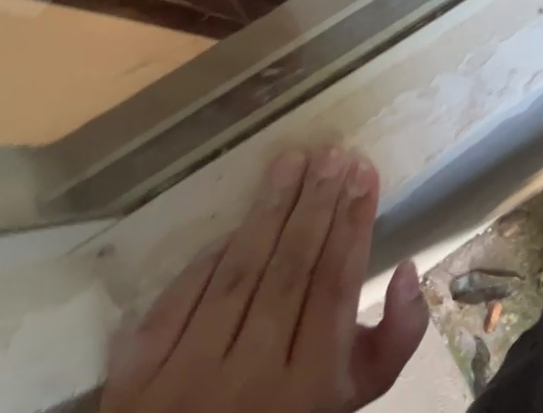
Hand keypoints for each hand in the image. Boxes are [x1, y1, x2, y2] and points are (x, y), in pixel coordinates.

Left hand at [101, 146, 427, 412]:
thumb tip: (407, 270)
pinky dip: (209, 257)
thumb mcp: (354, 394)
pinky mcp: (135, 378)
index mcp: (310, 387)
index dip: (353, 223)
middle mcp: (252, 378)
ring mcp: (188, 377)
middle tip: (335, 153)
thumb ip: (395, 338)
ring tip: (292, 160)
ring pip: (239, 274)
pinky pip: (178, 301)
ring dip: (269, 209)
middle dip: (318, 203)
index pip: (335, 285)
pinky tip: (237, 221)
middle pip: (291, 270)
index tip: (365, 172)